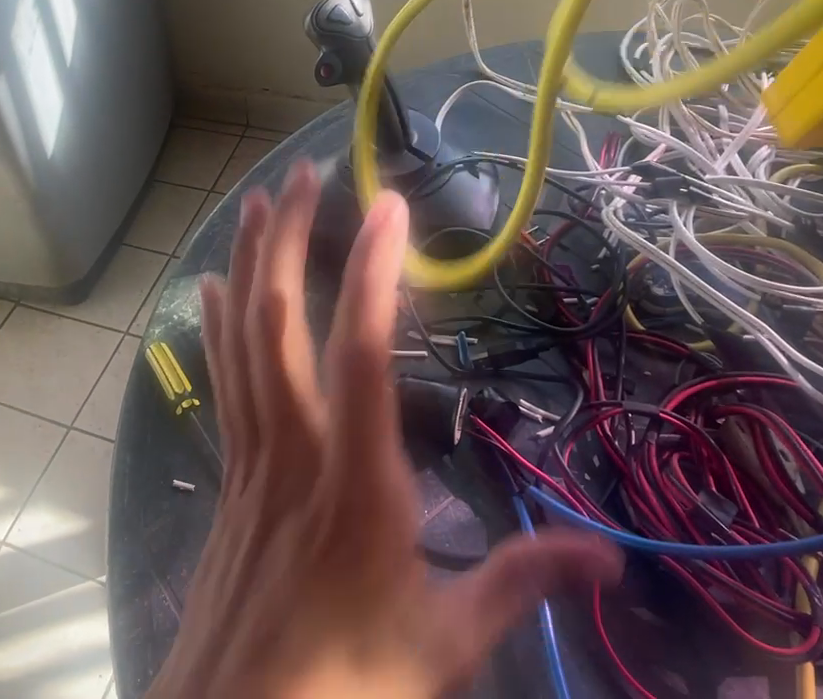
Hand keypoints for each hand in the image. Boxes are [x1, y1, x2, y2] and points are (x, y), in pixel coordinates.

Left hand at [146, 163, 619, 698]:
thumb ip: (521, 582)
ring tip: (258, 199)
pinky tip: (212, 284)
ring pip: (242, 337)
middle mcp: (295, 448)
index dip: (372, 272)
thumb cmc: (345, 680)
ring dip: (248, 260)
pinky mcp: (231, 470)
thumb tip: (610, 556)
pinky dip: (218, 323)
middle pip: (280, 321)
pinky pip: (222, 378)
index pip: (362, 353)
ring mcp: (253, 454)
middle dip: (289, 239)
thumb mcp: (447, 640)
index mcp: (357, 482)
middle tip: (304, 174)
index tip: (388, 205)